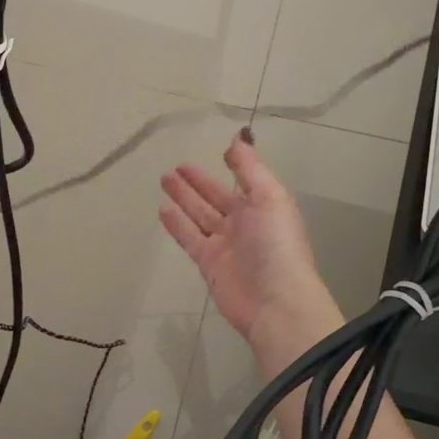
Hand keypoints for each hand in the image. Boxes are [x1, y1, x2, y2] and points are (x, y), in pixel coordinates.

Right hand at [160, 130, 337, 348]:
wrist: (274, 301)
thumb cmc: (276, 244)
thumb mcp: (269, 197)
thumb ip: (250, 168)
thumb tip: (238, 137)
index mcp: (264, 205)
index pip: (245, 180)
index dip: (233, 165)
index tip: (219, 151)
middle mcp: (244, 223)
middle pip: (216, 197)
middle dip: (198, 182)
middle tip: (176, 166)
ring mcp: (224, 244)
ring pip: (200, 215)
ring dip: (184, 197)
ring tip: (164, 179)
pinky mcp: (208, 263)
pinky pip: (189, 238)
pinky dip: (176, 224)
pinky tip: (162, 209)